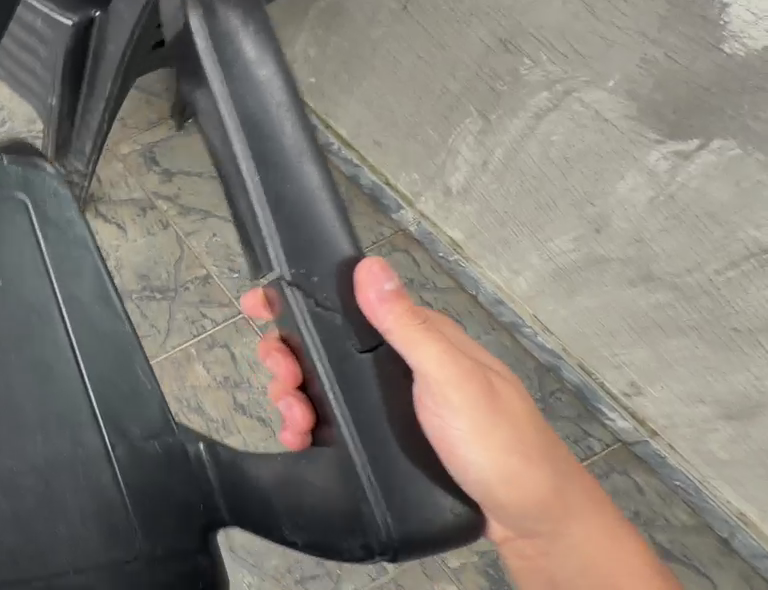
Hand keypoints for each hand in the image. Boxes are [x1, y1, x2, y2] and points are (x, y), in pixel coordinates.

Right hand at [241, 257, 589, 545]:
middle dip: (286, 359)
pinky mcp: (379, 433)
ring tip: (292, 421)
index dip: (294, 301)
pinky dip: (303, 424)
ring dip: (291, 396)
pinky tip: (298, 437)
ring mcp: (386, 399)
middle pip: (317, 344)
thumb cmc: (503, 447)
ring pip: (317, 383)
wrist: (535, 525)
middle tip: (281, 381)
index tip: (257, 306)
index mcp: (414, 336)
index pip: (341, 303)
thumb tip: (368, 266)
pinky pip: (326, 417)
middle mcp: (395, 361)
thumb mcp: (454, 379)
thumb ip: (408, 325)